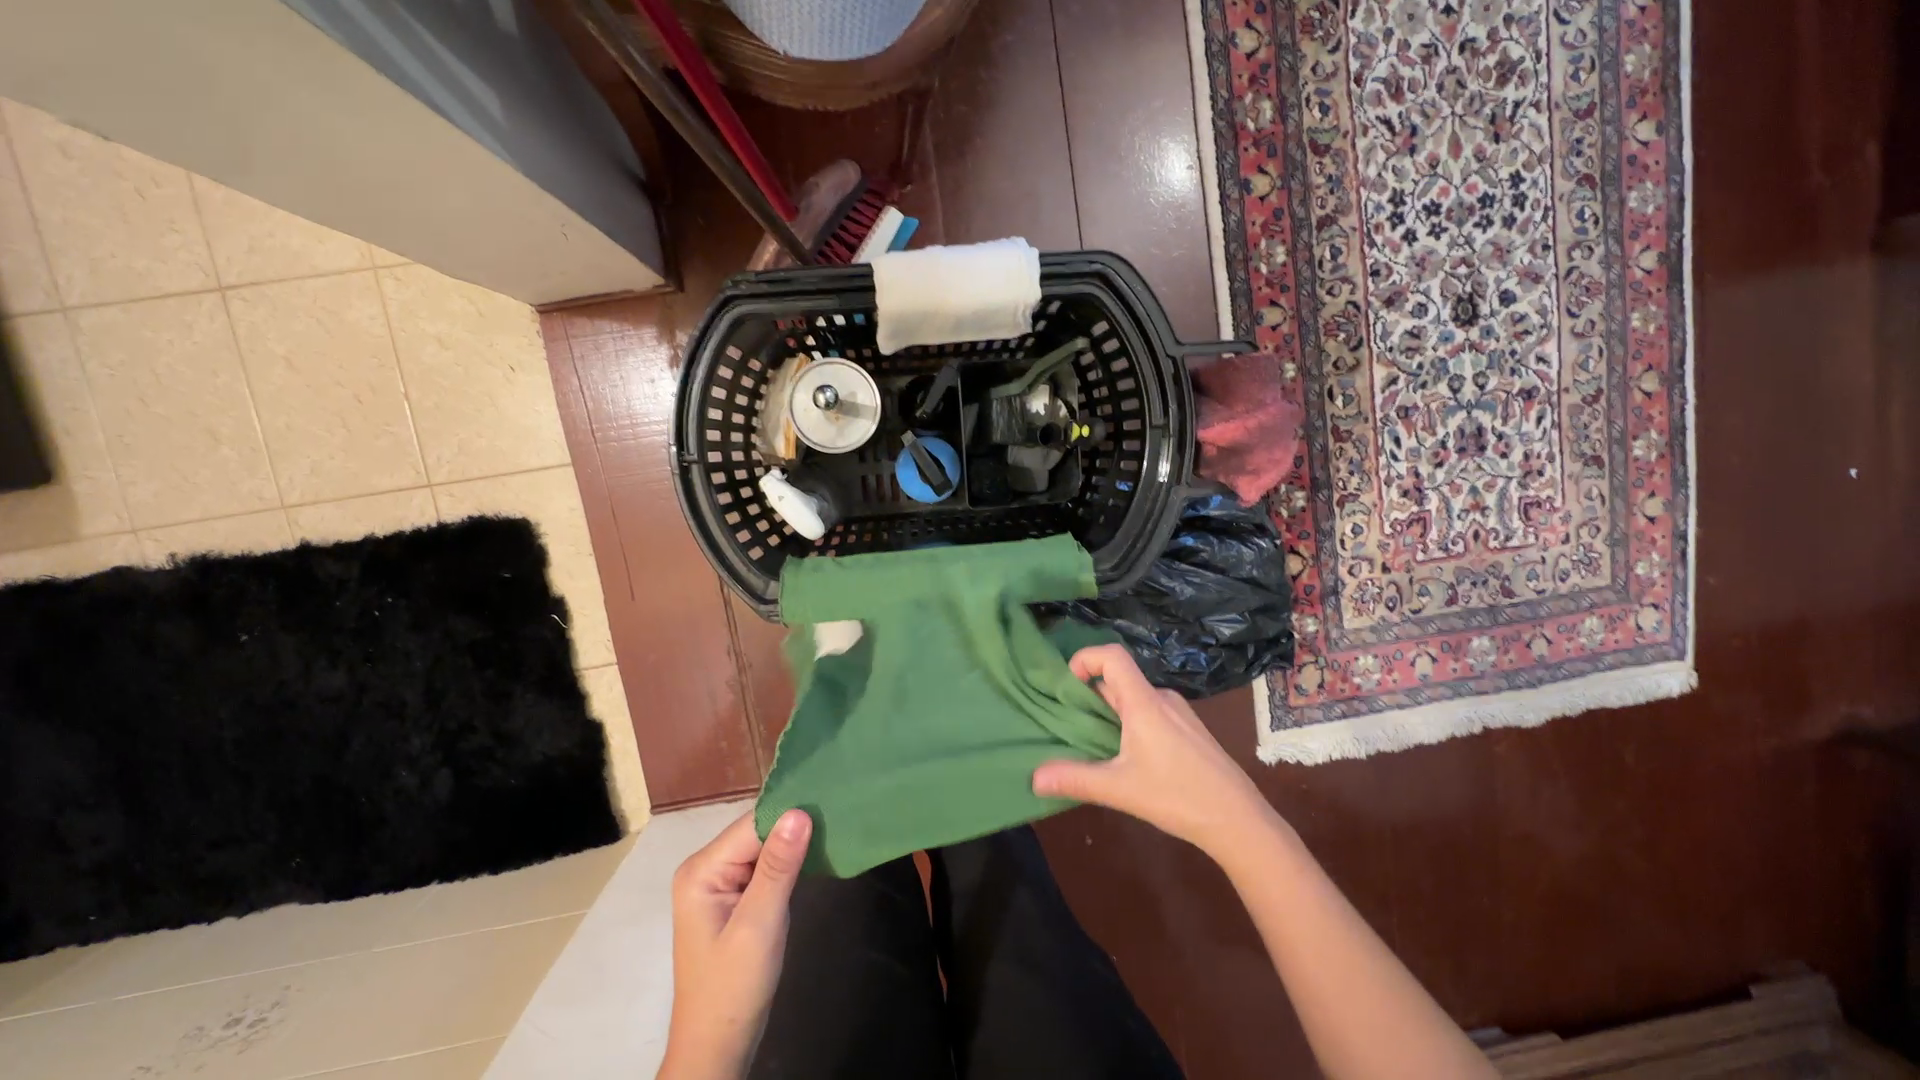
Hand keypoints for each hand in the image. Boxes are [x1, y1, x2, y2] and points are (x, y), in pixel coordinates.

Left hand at [658, 809, 811, 1079]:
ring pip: (761, 850)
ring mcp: (717, 885)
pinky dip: (787, 866)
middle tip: (839, 816)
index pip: (752, 825)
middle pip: (755, 834)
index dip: (790, 814)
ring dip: (793, 846)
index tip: (832, 803)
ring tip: (834, 830)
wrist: (718, 1044)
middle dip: (792, 828)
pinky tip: (814, 859)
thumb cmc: (734, 986)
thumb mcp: (759, 924)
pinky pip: (763, 869)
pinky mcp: (732, 900)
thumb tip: (799, 812)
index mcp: (701, 870)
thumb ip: (779, 867)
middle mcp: (704, 869)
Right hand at [1033, 645, 1278, 861]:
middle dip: (1089, 695)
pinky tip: (1126, 758)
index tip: (1065, 686)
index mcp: (1144, 703)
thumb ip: (1075, 779)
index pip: (1112, 656)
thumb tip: (1034, 778)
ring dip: (1109, 713)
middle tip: (1067, 723)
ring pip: (1134, 699)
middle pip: (1119, 680)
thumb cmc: (1177, 796)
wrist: (1237, 818)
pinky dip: (1129, 724)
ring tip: (1092, 744)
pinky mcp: (1189, 731)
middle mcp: (1162, 699)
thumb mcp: (1119, 789)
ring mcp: (1179, 714)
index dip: (1084, 659)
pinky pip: (1150, 713)